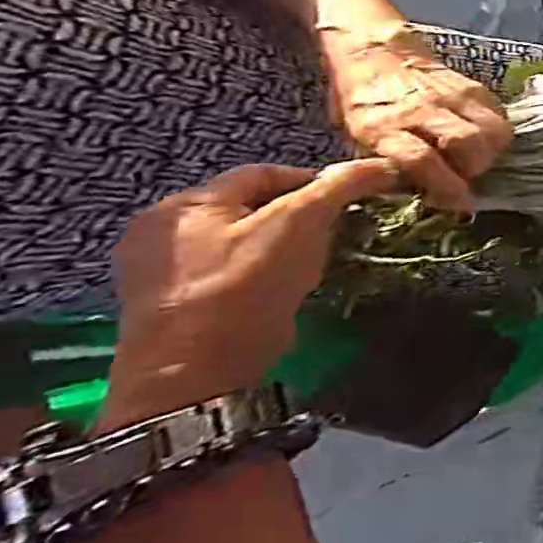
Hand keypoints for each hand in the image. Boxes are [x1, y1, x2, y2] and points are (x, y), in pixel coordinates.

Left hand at [99, 160, 398, 427]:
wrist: (197, 378)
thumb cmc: (247, 287)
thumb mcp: (303, 223)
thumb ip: (341, 186)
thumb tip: (384, 164)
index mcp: (185, 203)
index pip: (267, 173)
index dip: (317, 182)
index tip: (351, 203)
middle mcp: (159, 231)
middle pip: (254, 206)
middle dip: (302, 217)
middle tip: (335, 234)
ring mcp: (158, 272)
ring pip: (245, 239)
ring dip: (285, 246)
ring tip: (313, 264)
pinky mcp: (170, 306)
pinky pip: (230, 271)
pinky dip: (263, 273)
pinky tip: (282, 289)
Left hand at [323, 28, 513, 211]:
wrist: (376, 52)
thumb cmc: (362, 103)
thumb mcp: (356, 137)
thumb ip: (385, 166)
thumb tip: (417, 197)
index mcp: (383, 127)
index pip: (421, 159)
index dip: (445, 186)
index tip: (459, 203)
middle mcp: (422, 110)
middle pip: (466, 143)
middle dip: (474, 168)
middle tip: (467, 176)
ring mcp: (452, 96)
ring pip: (491, 130)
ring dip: (491, 153)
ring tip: (479, 160)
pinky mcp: (474, 87)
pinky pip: (500, 117)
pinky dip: (497, 136)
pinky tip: (485, 142)